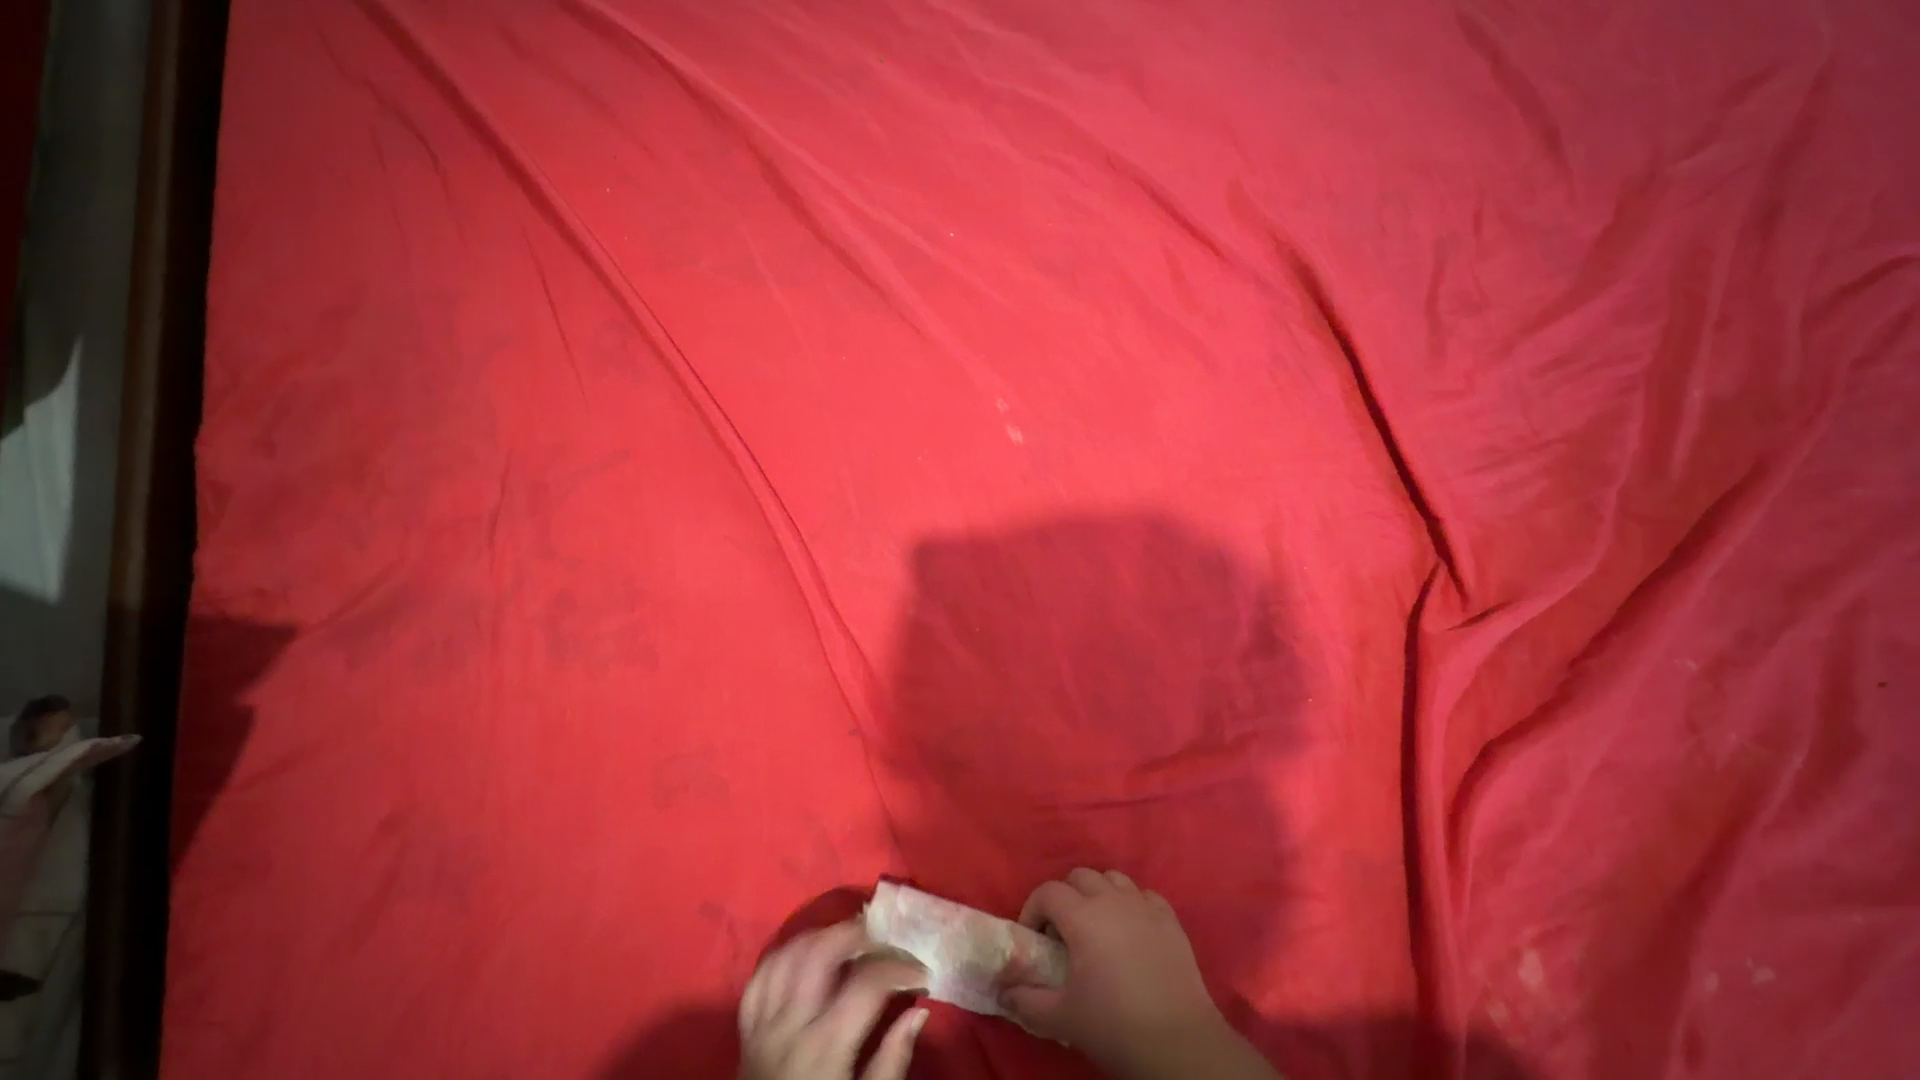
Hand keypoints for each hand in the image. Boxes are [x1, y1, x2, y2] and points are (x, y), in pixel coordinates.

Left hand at [739, 920, 929, 1079]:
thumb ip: (892, 1060)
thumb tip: (917, 1012)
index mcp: (825, 1047)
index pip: (866, 984)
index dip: (899, 968)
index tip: (921, 972)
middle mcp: (790, 1025)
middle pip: (820, 953)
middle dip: (856, 934)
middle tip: (884, 938)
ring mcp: (763, 1025)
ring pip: (787, 956)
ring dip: (820, 936)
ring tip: (848, 939)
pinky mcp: (746, 1030)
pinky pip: (759, 977)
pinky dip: (784, 956)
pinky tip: (806, 955)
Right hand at [998, 870, 1276, 1079]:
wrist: (1177, 1042)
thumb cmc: (1114, 1024)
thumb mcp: (1060, 1017)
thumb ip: (1026, 1000)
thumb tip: (1004, 990)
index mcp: (1083, 916)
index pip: (1048, 891)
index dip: (1033, 910)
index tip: (1033, 939)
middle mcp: (1113, 900)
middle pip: (1080, 876)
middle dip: (1064, 897)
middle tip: (1061, 932)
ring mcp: (1145, 906)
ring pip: (1114, 879)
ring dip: (1098, 894)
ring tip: (1096, 927)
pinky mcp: (1171, 920)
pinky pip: (1144, 895)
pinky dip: (1130, 904)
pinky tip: (1130, 931)